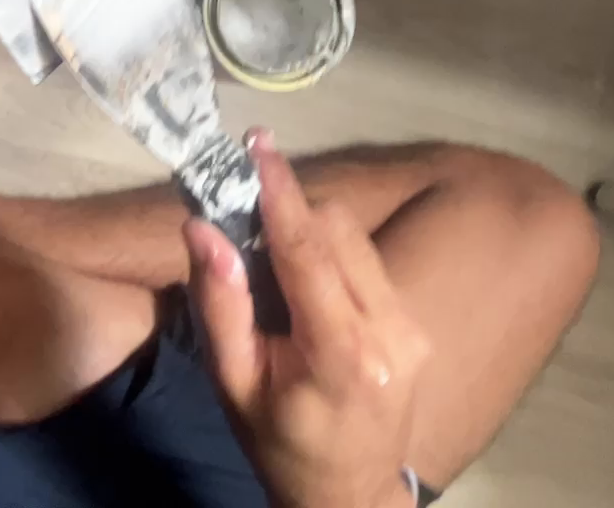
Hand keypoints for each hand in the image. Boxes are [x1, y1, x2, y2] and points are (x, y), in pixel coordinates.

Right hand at [185, 130, 430, 507]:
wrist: (347, 490)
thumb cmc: (274, 435)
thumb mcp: (231, 377)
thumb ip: (218, 300)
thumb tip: (200, 226)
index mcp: (343, 353)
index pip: (309, 251)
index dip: (281, 190)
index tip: (258, 141)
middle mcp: (391, 332)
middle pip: (335, 230)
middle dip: (286, 206)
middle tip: (238, 209)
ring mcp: (410, 326)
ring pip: (352, 235)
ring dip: (303, 224)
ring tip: (264, 255)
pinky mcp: (413, 321)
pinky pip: (362, 256)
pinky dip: (322, 246)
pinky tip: (297, 277)